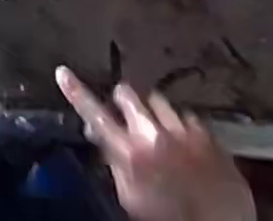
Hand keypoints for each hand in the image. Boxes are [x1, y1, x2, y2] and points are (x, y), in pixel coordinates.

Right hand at [56, 68, 254, 220]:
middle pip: (126, 93)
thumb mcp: (131, 199)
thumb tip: (99, 136)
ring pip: (158, 99)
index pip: (94, 113)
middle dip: (122, 101)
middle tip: (126, 115)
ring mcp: (184, 134)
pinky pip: (188, 115)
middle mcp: (153, 135)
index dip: (75, 91)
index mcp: (129, 153)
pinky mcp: (211, 139)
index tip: (62, 72)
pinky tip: (185, 142)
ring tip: (159, 130)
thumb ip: (114, 163)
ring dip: (152, 111)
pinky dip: (181, 125)